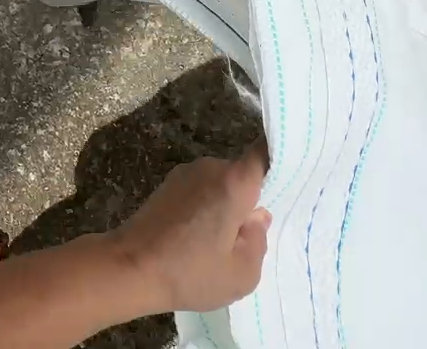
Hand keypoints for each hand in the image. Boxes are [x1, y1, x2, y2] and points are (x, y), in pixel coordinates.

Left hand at [102, 153, 270, 313]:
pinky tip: (201, 237)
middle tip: (253, 233)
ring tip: (223, 242)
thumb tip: (256, 216)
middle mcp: (209, 167)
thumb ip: (258, 241)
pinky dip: (208, 207)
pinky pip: (201, 189)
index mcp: (232, 182)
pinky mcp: (168, 184)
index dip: (279, 153)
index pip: (262, 153)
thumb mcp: (241, 272)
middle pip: (242, 174)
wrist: (131, 266)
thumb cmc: (191, 271)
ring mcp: (185, 173)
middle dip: (250, 199)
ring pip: (221, 184)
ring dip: (227, 205)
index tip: (295, 166)